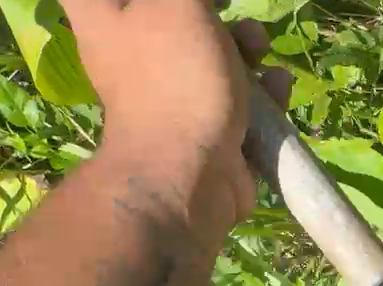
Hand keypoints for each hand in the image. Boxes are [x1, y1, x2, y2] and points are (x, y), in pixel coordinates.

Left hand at [64, 0, 291, 239]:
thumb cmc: (176, 78)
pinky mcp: (208, 131)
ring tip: (261, 44)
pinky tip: (279, 83)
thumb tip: (201, 3)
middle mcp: (129, 54)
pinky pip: (236, 101)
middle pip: (167, 17)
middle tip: (227, 4)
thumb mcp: (181, 6)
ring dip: (242, 47)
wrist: (191, 173)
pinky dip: (260, 91)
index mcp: (102, 14)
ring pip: (209, 59)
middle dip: (207, 8)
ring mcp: (171, 97)